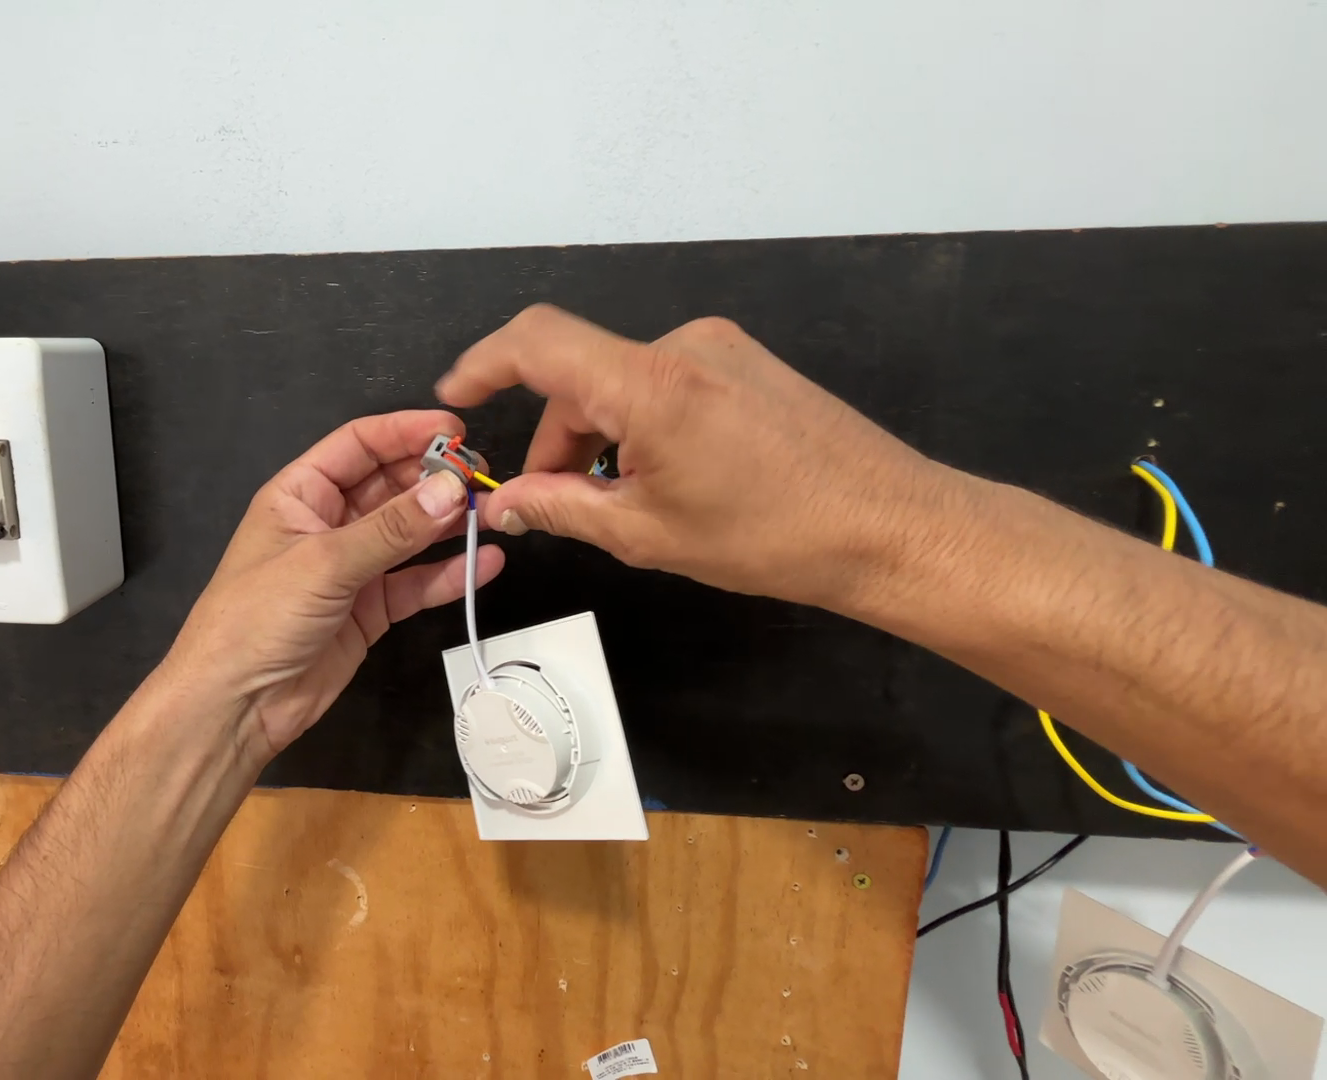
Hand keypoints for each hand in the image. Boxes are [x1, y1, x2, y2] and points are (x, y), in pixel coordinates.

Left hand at [163, 411, 504, 760]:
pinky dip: (448, 574)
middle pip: (390, 486)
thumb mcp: (324, 563)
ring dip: (448, 524)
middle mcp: (328, 523)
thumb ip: (392, 529)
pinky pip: (414, 583)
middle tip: (484, 475)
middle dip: (434, 479)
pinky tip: (487, 563)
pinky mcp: (370, 609)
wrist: (236, 704)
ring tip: (496, 513)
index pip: (359, 445)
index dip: (406, 432)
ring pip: (408, 535)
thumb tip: (452, 489)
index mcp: (300, 494)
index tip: (457, 430)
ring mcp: (351, 568)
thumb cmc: (260, 616)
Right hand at [435, 304, 952, 608]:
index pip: (537, 343)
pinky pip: (658, 386)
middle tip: (552, 505)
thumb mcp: (644, 533)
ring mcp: (716, 349)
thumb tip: (502, 507)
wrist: (894, 527)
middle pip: (577, 379)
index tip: (454, 399)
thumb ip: (558, 508)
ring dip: (596, 440)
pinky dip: (635, 428)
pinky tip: (659, 477)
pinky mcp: (740, 363)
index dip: (483, 364)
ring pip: (616, 386)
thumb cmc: (770, 537)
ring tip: (617, 503)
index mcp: (649, 384)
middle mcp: (680, 347)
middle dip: (552, 442)